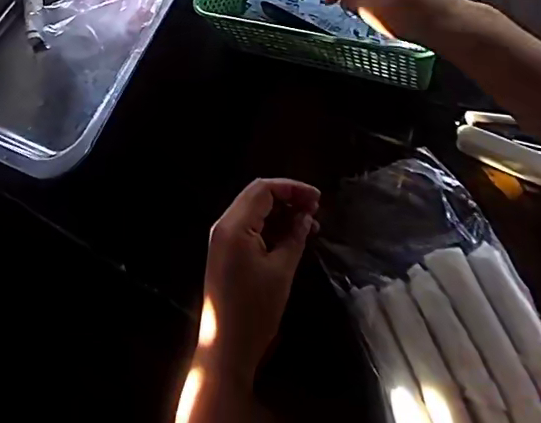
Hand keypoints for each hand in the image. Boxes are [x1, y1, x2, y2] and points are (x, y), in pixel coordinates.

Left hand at [200, 178, 320, 381]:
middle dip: (288, 198)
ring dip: (281, 213)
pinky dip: (271, 227)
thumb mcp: (281, 271)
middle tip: (315, 209)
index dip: (293, 188)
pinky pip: (250, 228)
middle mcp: (224, 226)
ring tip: (309, 225)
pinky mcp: (226, 253)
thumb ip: (295, 236)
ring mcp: (223, 240)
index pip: (264, 189)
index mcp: (234, 225)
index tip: (317, 198)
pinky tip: (292, 237)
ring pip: (255, 211)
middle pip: (258, 196)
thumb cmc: (254, 311)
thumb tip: (306, 216)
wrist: (225, 351)